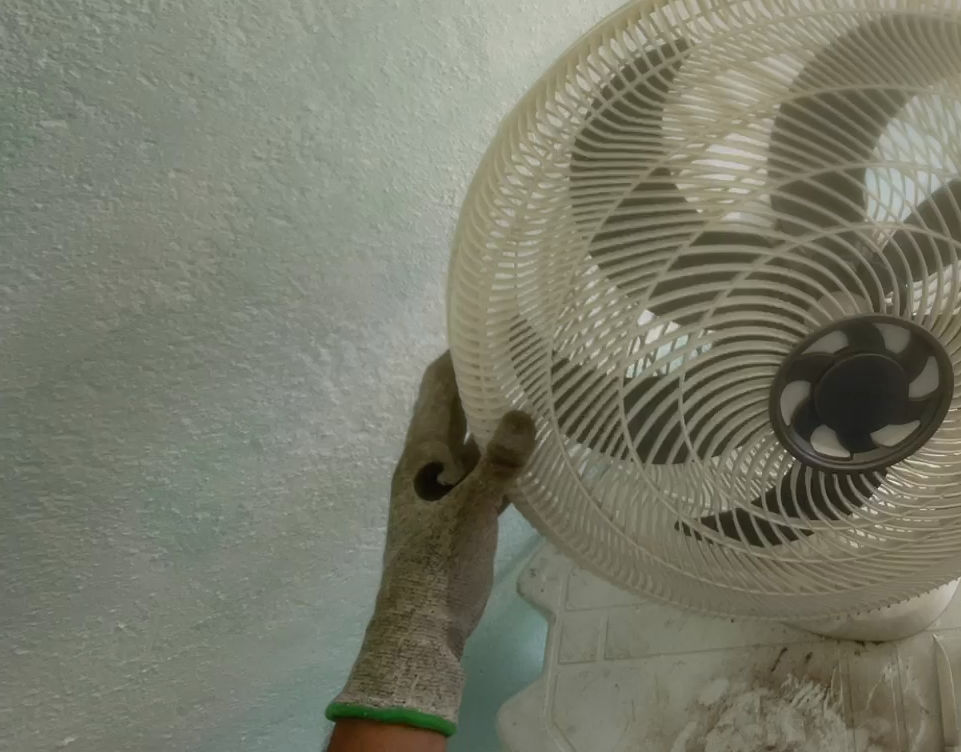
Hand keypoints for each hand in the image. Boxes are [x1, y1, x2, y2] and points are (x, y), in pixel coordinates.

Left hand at [327, 353, 535, 736]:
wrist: (423, 628)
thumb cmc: (438, 563)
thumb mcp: (471, 510)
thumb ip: (499, 462)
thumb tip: (523, 412)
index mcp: (422, 456)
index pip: (436, 390)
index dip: (457, 358)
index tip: (491, 331)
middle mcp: (432, 464)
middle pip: (456, 409)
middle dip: (484, 381)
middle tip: (525, 355)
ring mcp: (448, 488)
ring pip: (476, 439)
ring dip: (499, 417)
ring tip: (538, 392)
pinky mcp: (465, 511)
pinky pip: (490, 468)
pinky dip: (509, 454)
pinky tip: (538, 449)